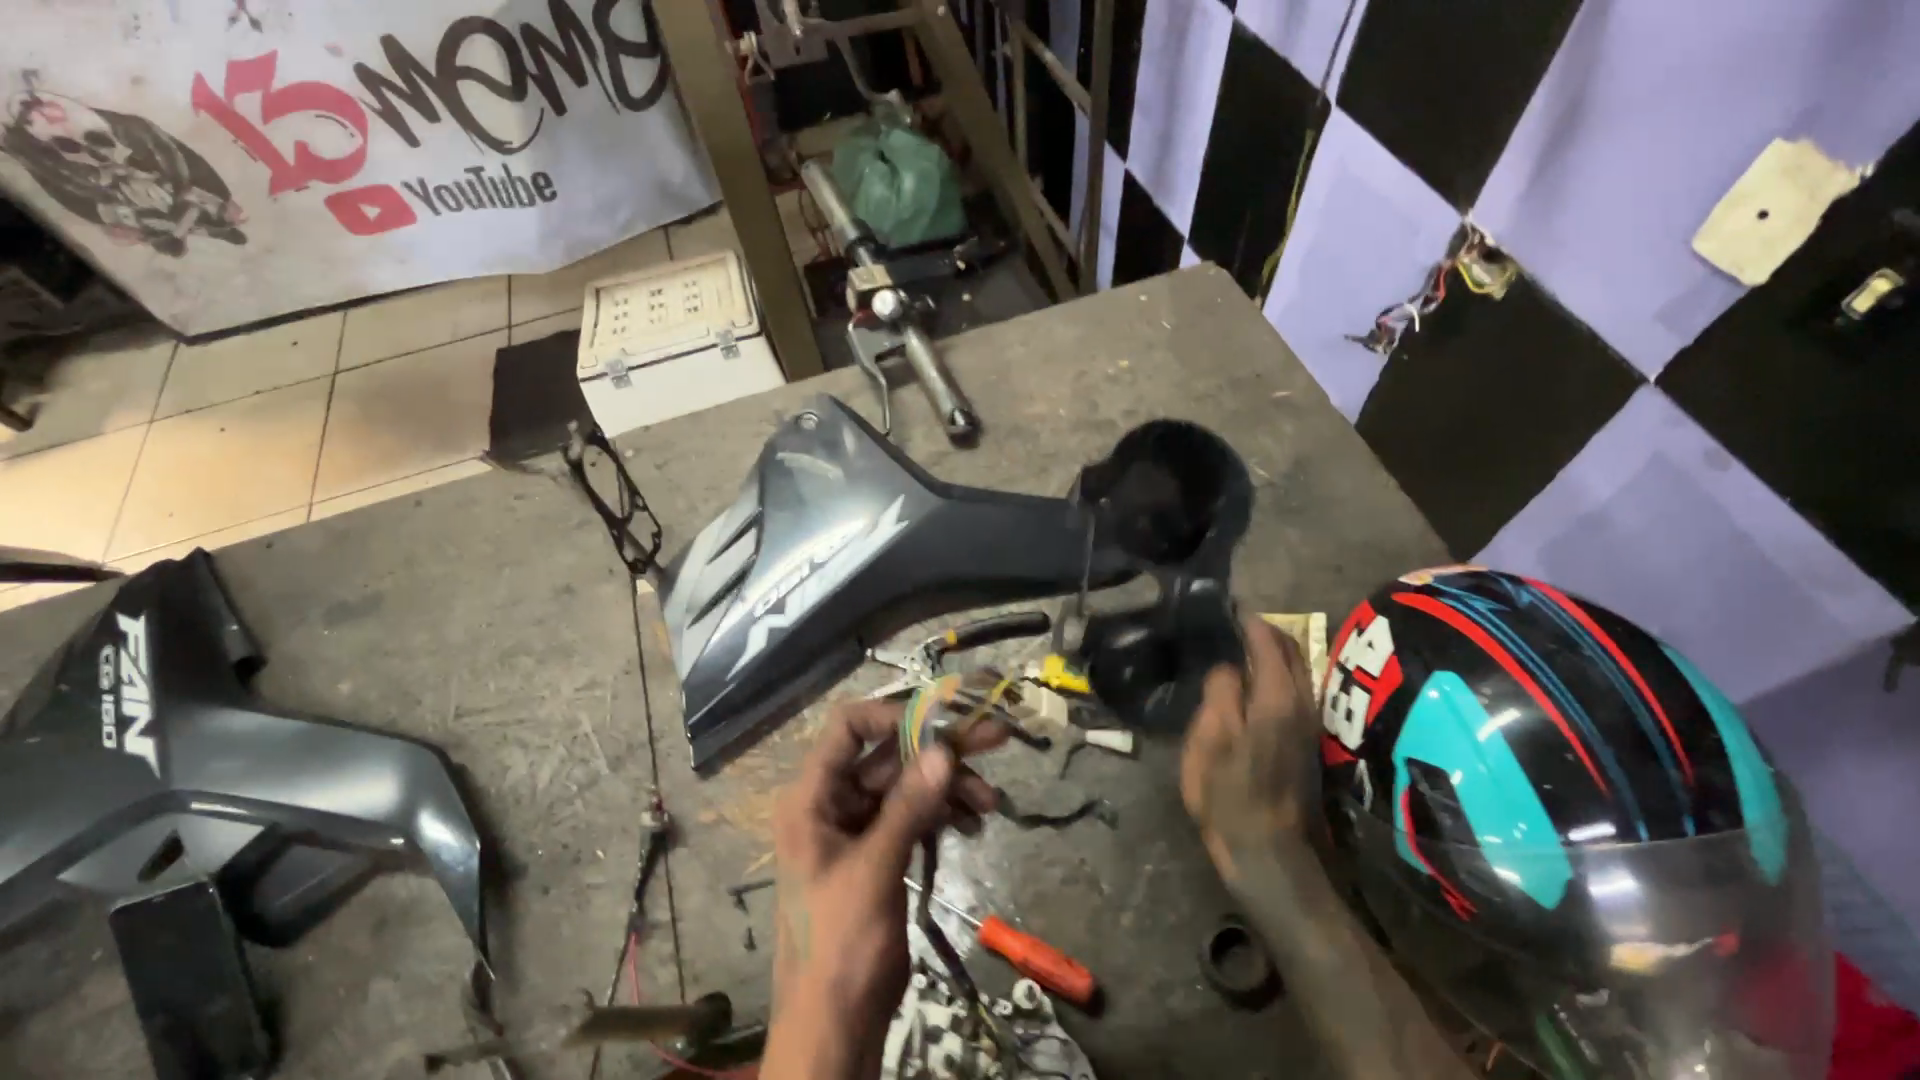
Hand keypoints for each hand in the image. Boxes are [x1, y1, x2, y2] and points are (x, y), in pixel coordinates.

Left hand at [762, 699, 1005, 1078]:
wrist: (835, 1022)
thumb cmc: (839, 943)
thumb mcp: (874, 869)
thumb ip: (908, 807)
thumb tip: (943, 750)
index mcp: (812, 797)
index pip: (847, 728)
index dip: (893, 715)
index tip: (943, 721)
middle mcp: (832, 803)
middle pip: (888, 756)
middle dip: (940, 752)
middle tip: (996, 738)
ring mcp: (857, 830)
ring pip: (908, 787)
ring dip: (949, 788)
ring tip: (990, 801)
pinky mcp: (880, 855)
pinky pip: (914, 818)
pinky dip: (943, 816)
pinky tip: (972, 826)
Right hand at [1180, 613, 1320, 876]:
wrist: (1268, 850)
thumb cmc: (1229, 796)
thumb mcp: (1209, 742)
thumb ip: (1220, 696)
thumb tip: (1227, 666)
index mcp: (1275, 697)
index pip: (1267, 640)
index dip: (1246, 620)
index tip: (1225, 607)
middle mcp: (1301, 702)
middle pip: (1291, 648)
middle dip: (1264, 629)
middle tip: (1233, 623)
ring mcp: (1308, 721)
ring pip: (1297, 668)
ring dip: (1272, 651)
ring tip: (1239, 646)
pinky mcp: (1306, 738)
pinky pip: (1295, 686)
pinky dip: (1276, 672)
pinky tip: (1252, 680)